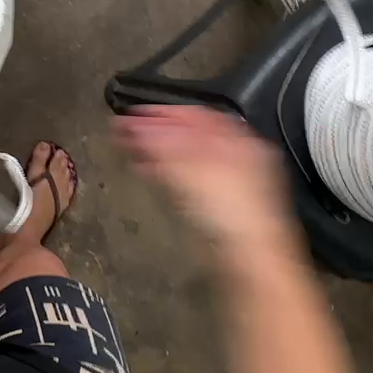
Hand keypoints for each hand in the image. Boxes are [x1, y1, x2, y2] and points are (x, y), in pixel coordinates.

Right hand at [115, 106, 297, 258]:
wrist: (248, 260)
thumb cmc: (229, 208)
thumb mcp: (192, 167)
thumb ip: (162, 142)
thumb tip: (136, 124)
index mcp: (239, 142)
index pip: (197, 115)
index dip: (164, 112)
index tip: (136, 112)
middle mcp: (235, 158)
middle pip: (188, 135)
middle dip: (154, 130)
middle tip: (123, 128)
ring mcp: (225, 184)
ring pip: (182, 158)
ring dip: (152, 149)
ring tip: (125, 145)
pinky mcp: (214, 208)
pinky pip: (182, 179)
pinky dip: (160, 170)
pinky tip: (143, 168)